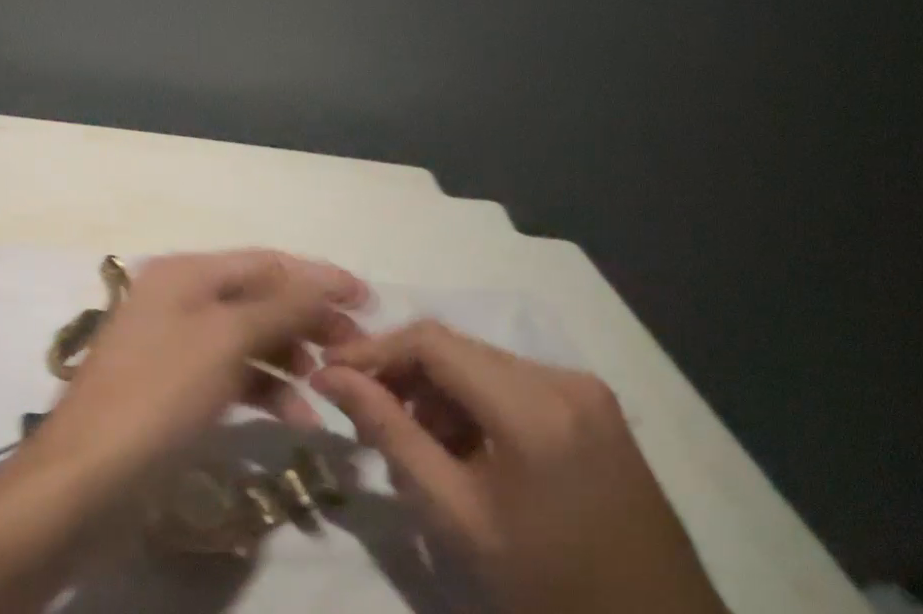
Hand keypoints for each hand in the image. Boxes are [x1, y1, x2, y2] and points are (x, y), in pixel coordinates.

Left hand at [27, 249, 367, 492]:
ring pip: (249, 339)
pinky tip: (298, 419)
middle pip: (260, 298)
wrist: (87, 476)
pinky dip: (266, 390)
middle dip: (309, 322)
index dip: (319, 279)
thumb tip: (326, 282)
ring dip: (292, 360)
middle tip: (357, 353)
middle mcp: (179, 297)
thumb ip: (282, 306)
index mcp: (186, 272)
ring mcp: (174, 344)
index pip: (267, 262)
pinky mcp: (174, 388)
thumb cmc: (159, 394)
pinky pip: (232, 375)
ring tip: (331, 390)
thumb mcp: (226, 340)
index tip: (370, 303)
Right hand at [312, 322, 729, 613]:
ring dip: (437, 394)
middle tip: (364, 420)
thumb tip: (331, 376)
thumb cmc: (546, 581)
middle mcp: (564, 379)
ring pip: (483, 366)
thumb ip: (390, 434)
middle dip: (402, 377)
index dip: (372, 350)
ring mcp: (586, 392)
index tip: (327, 374)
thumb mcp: (455, 514)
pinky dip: (474, 407)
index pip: (432, 341)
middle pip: (458, 350)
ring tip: (414, 448)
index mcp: (533, 404)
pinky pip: (514, 386)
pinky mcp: (595, 410)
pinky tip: (462, 452)